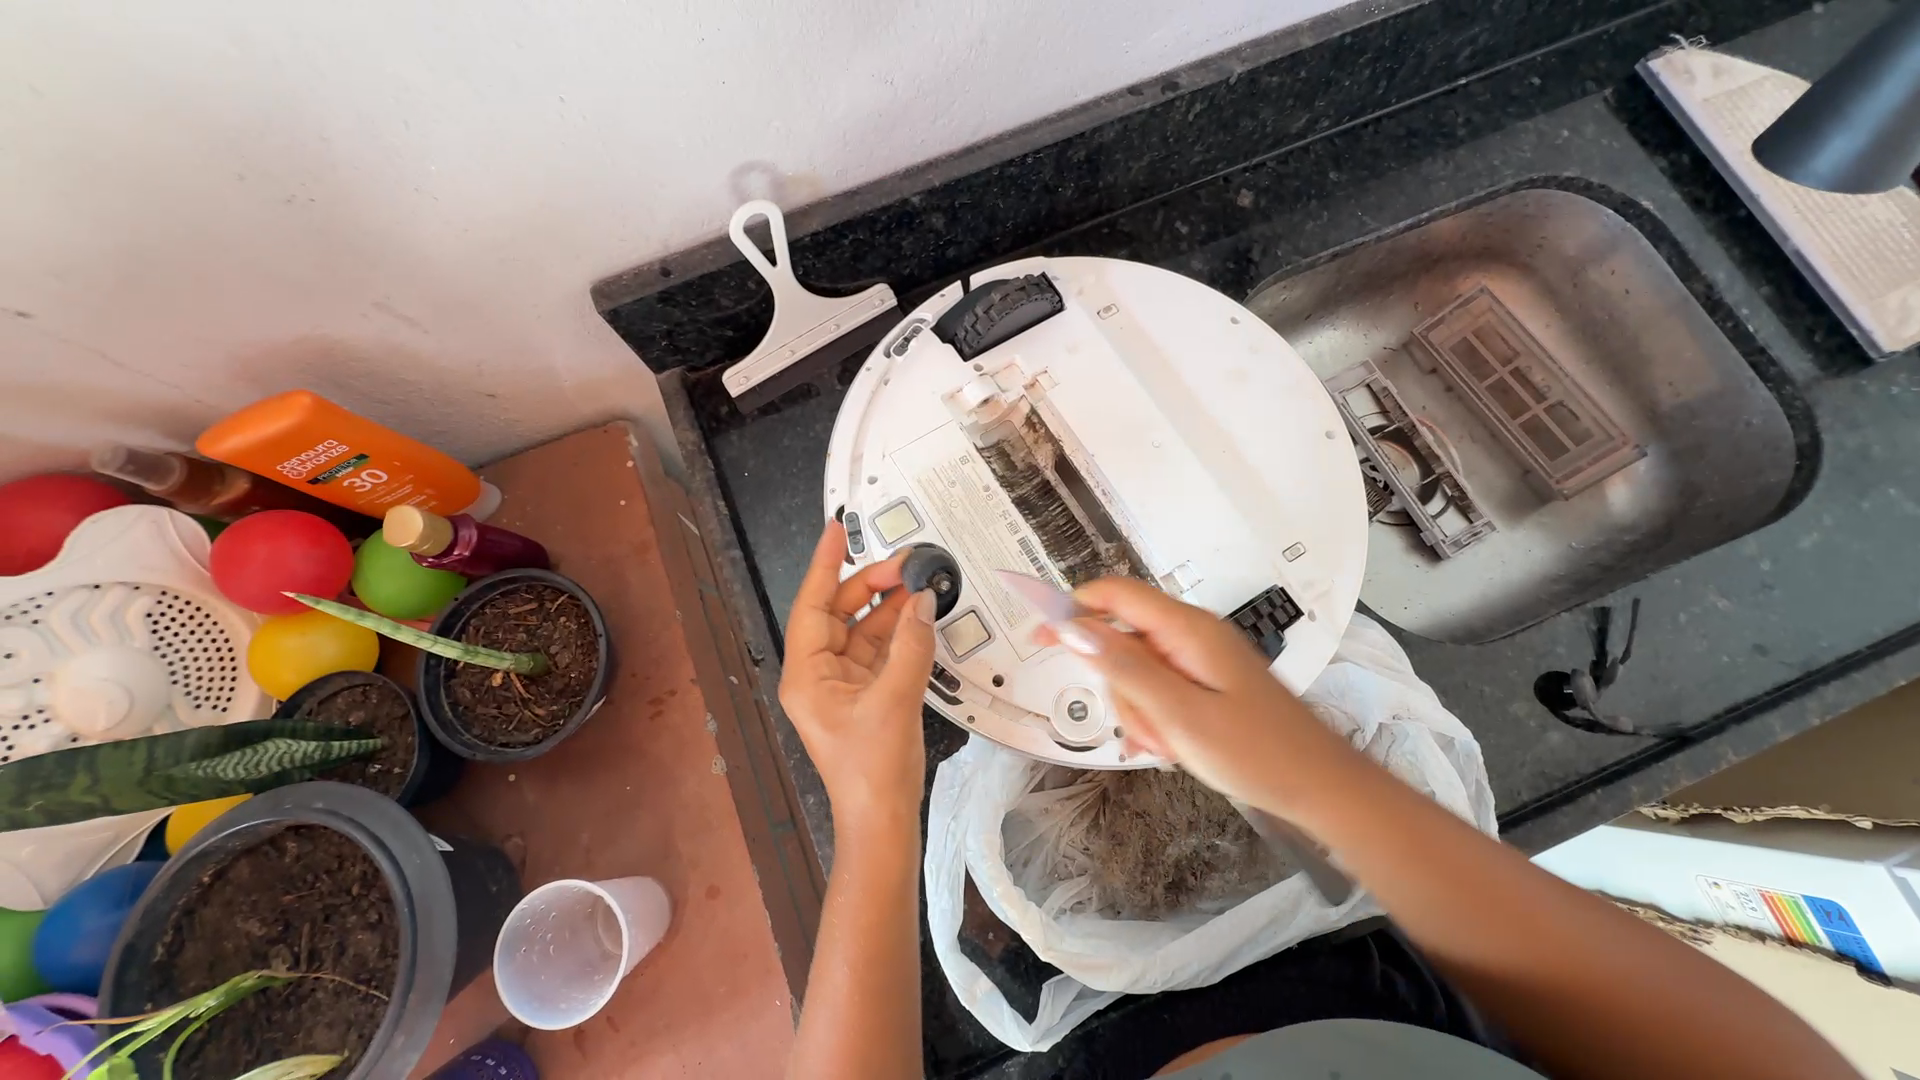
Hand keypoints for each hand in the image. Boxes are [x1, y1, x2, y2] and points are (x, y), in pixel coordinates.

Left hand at [779, 522, 937, 835]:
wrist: (884, 821)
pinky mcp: (867, 695)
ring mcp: (843, 685)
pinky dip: (899, 633)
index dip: (825, 565)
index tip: (837, 530)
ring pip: (863, 631)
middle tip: (905, 563)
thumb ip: (911, 645)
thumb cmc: (874, 768)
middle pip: (840, 613)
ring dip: (889, 608)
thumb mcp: (895, 700)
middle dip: (870, 585)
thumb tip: (923, 601)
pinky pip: (880, 652)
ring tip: (919, 582)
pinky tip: (920, 615)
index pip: (813, 605)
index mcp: (807, 674)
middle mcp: (819, 674)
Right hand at [1038, 577, 1358, 817]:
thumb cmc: (1256, 752)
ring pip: (1136, 669)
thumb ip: (1124, 667)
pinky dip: (1155, 716)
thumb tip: (1074, 627)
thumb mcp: (1179, 714)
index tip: (1038, 638)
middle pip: (1121, 638)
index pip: (1114, 595)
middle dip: (1118, 685)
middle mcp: (1192, 632)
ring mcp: (1200, 656)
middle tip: (1143, 728)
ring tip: (1167, 744)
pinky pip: (1159, 687)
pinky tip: (1173, 745)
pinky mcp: (1205, 679)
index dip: (1070, 609)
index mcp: (1186, 629)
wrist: (1320, 785)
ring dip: (1138, 709)